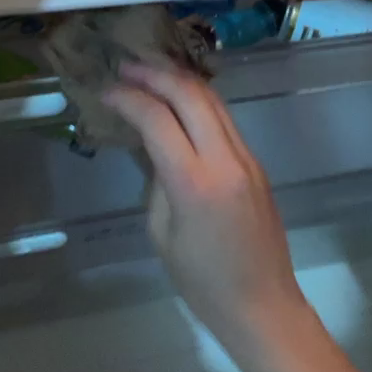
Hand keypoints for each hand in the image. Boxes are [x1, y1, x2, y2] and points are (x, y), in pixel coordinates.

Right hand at [105, 63, 371, 371]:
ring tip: (149, 71)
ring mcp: (246, 156)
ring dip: (179, 79)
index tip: (106, 90)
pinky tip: (177, 99)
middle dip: (155, 73)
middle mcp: (224, 159)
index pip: (157, 119)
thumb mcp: (161, 233)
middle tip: (126, 66)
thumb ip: (155, 180)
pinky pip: (224, 117)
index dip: (129, 98)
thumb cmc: (203, 283)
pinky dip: (197, 99)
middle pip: (190, 94)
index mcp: (194, 183)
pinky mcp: (255, 161)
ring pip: (212, 99)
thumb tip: (151, 146)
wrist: (264, 306)